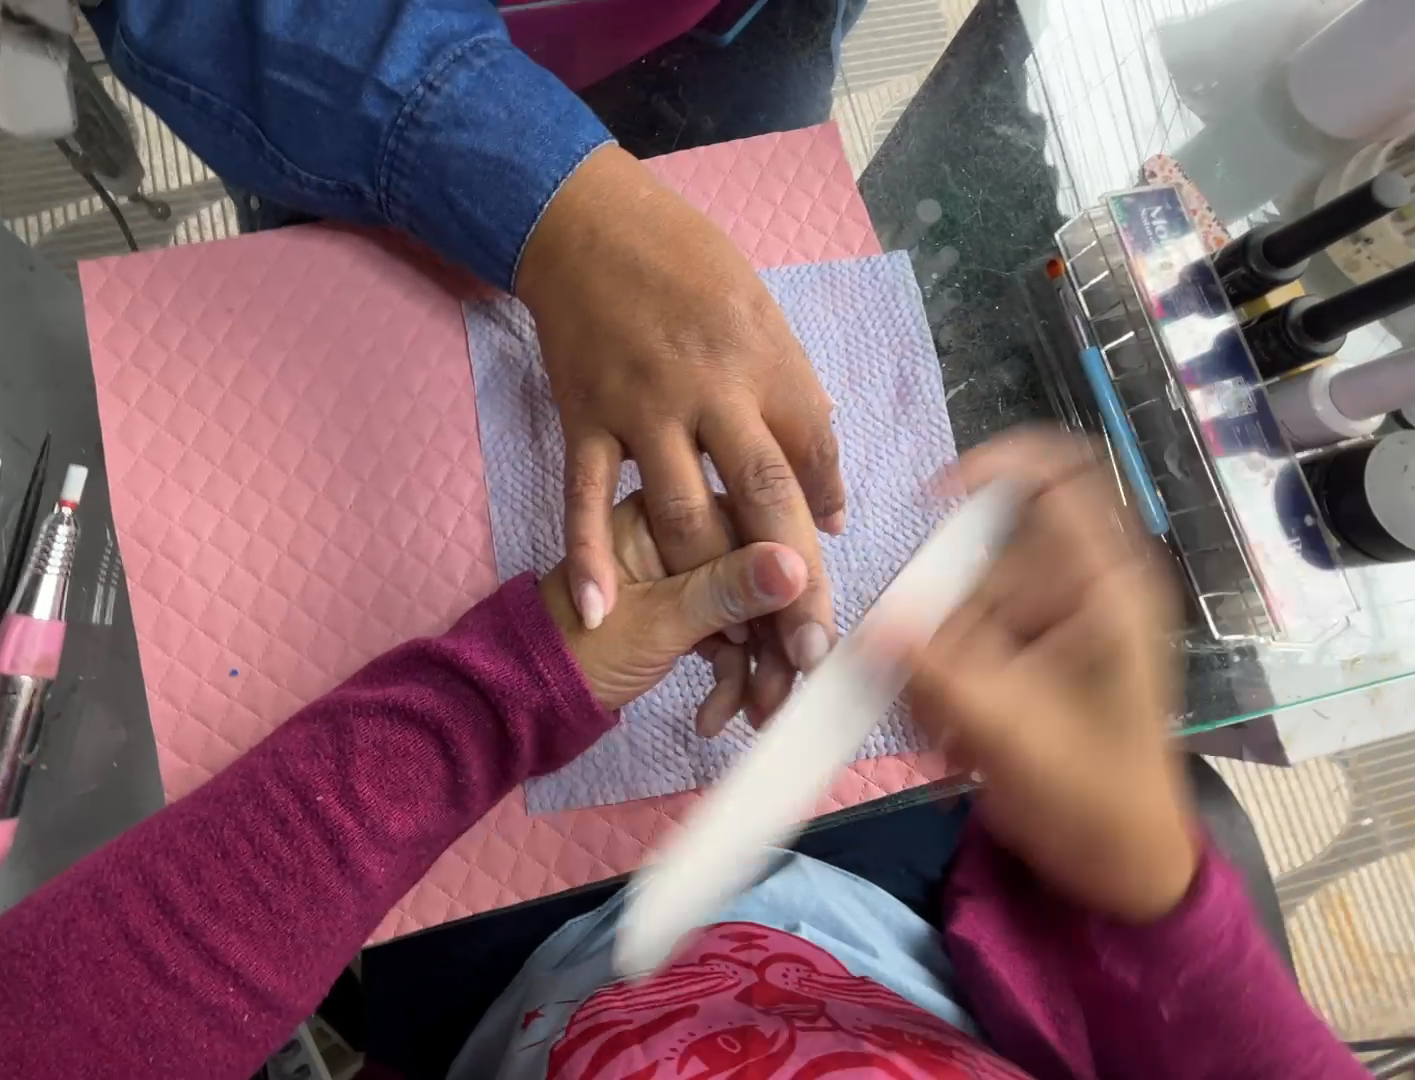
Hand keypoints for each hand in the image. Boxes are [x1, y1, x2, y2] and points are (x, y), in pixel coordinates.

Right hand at [515, 145, 843, 686]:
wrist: (587, 226)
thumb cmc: (687, 268)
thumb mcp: (764, 320)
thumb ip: (798, 408)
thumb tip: (831, 504)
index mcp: (764, 360)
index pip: (812, 459)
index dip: (826, 532)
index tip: (829, 595)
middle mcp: (710, 388)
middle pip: (760, 496)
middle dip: (787, 580)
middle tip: (804, 656)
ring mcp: (641, 406)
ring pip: (680, 510)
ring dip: (704, 584)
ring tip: (728, 648)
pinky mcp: (583, 419)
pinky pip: (586, 496)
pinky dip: (590, 556)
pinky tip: (600, 611)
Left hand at [540, 494, 809, 733]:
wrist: (530, 694)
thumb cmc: (579, 648)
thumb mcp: (657, 620)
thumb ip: (726, 590)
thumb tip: (796, 564)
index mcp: (665, 511)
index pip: (754, 534)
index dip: (790, 591)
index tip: (811, 645)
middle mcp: (680, 534)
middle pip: (756, 578)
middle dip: (773, 644)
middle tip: (781, 699)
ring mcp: (683, 574)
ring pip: (746, 613)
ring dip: (756, 669)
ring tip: (753, 717)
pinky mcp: (683, 610)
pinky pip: (725, 636)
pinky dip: (729, 675)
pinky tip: (715, 715)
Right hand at [885, 430, 1195, 921]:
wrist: (1112, 862)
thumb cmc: (1094, 799)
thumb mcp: (1019, 737)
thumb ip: (942, 675)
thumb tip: (871, 624)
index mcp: (1103, 587)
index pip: (1058, 477)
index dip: (994, 468)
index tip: (929, 502)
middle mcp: (1070, 589)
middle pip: (974, 552)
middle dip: (939, 614)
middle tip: (936, 686)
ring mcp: (1035, 621)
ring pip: (948, 599)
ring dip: (931, 660)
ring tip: (954, 728)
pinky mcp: (1008, 650)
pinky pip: (942, 634)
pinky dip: (932, 678)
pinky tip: (955, 731)